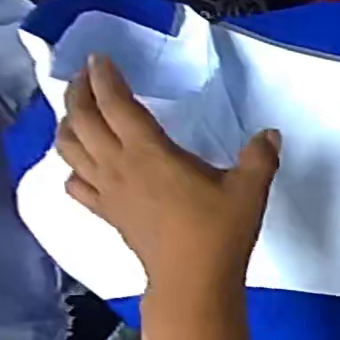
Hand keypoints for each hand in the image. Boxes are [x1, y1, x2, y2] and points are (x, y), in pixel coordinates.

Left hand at [55, 56, 280, 298]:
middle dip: (79, 91)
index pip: (116, 103)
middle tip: (88, 78)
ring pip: (68, 147)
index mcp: (150, 152)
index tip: (101, 59)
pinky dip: (72, 167)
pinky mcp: (108, 214)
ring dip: (68, 124)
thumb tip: (271, 134)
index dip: (104, 76)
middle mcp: (119, 165)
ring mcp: (108, 191)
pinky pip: (75, 183)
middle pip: (80, 118)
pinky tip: (83, 166)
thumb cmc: (220, 231)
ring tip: (80, 114)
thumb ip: (260, 157)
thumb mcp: (250, 190)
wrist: (194, 280)